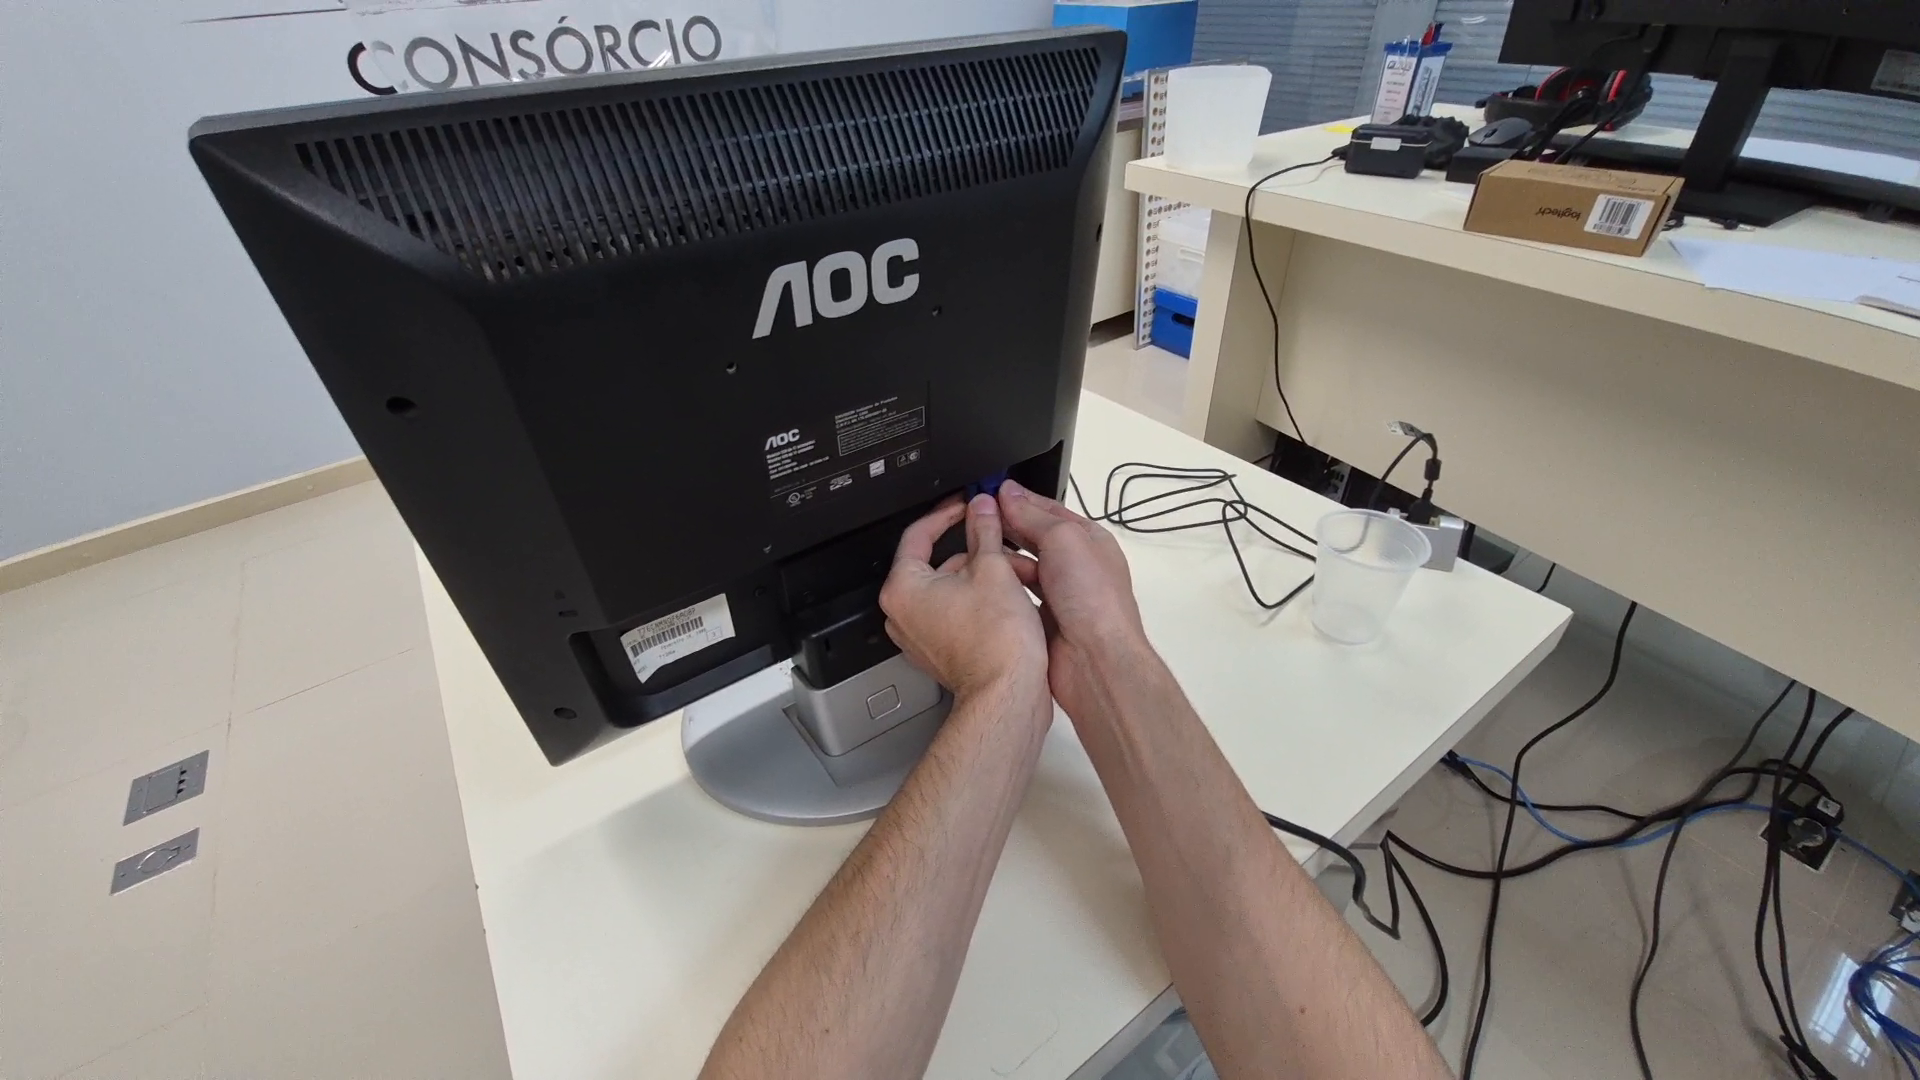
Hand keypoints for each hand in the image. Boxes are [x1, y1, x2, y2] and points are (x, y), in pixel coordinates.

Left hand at [880, 495, 1047, 701]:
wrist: (1007, 693)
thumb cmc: (995, 644)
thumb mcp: (993, 569)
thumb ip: (984, 531)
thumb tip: (982, 509)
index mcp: (903, 589)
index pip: (918, 534)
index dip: (947, 513)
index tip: (965, 505)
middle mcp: (902, 614)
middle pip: (938, 562)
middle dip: (975, 549)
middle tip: (999, 536)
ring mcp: (919, 636)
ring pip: (950, 588)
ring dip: (982, 574)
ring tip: (1015, 570)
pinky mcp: (939, 652)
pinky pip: (955, 613)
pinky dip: (978, 600)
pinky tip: (1009, 597)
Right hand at [995, 479, 1154, 720]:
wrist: (1095, 659)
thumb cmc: (1092, 598)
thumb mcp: (1063, 539)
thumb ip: (1033, 516)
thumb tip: (1010, 494)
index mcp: (1088, 540)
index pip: (1049, 510)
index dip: (1020, 499)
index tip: (992, 492)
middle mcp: (1075, 566)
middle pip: (1033, 537)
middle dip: (1007, 526)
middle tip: (975, 516)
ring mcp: (1059, 594)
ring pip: (1022, 567)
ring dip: (1002, 557)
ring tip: (974, 547)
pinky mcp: (1042, 620)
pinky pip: (1017, 595)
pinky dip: (1003, 587)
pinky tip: (986, 581)